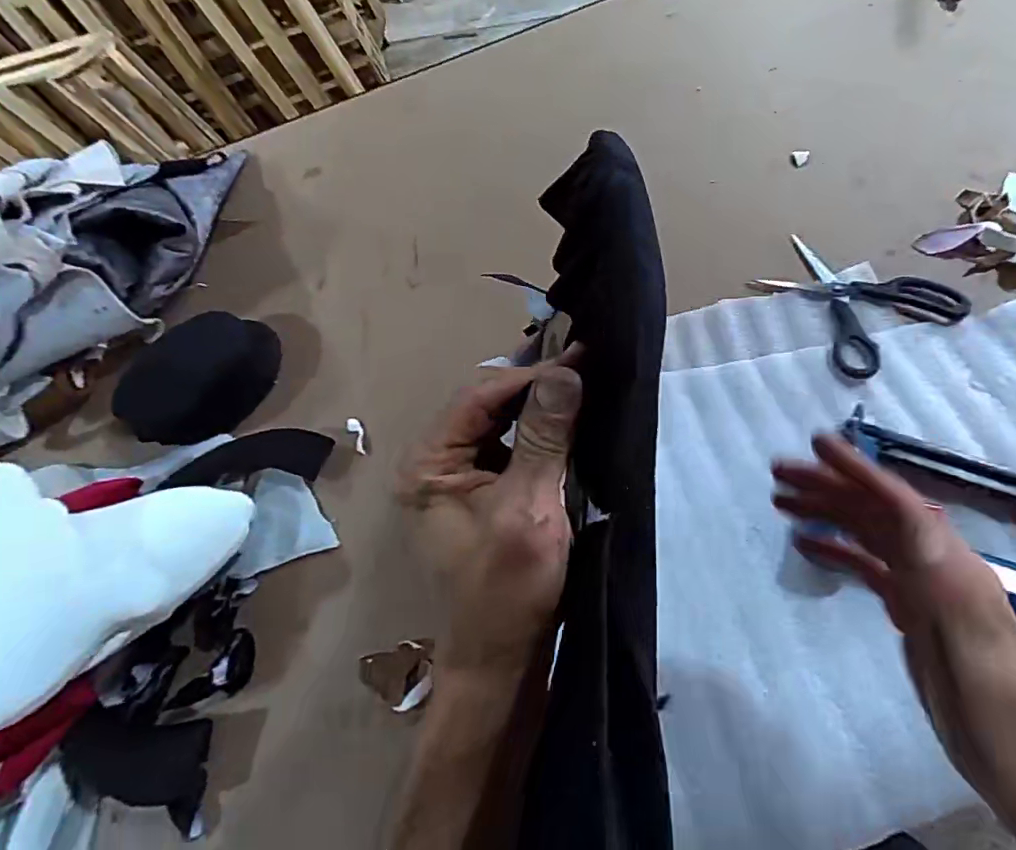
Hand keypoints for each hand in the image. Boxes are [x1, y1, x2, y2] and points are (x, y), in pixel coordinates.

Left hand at [396, 351, 581, 675]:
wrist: (504, 655)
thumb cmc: (508, 585)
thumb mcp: (529, 506)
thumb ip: (544, 436)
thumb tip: (566, 372)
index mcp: (429, 464)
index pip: (478, 396)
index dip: (528, 374)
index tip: (579, 359)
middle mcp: (438, 462)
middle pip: (487, 403)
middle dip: (536, 384)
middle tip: (586, 365)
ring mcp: (461, 477)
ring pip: (502, 420)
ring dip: (541, 403)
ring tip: (583, 383)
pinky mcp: (487, 490)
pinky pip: (513, 443)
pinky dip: (543, 428)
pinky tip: (572, 419)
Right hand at [772, 435, 1015, 849]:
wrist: (1015, 763)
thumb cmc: (998, 712)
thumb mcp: (978, 652)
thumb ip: (946, 586)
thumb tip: (914, 521)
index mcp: (953, 565)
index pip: (900, 503)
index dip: (860, 471)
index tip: (819, 446)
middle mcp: (936, 563)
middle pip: (877, 511)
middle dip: (830, 486)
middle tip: (780, 472)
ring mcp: (921, 585)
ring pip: (869, 533)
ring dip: (828, 511)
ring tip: (782, 499)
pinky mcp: (910, 608)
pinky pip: (868, 566)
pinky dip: (837, 550)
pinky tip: (807, 544)